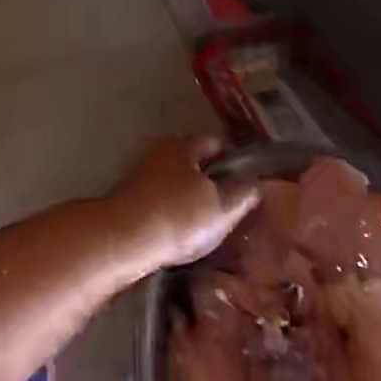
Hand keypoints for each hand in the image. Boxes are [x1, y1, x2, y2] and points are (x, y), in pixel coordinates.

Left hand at [108, 136, 260, 272]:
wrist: (126, 237)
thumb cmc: (179, 215)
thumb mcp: (222, 206)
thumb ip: (242, 192)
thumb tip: (254, 182)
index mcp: (184, 144)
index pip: (215, 142)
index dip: (235, 159)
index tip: (250, 180)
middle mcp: (160, 150)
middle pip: (193, 160)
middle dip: (212, 178)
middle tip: (232, 204)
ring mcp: (142, 172)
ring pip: (176, 179)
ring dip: (191, 195)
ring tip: (210, 221)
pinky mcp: (130, 195)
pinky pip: (161, 197)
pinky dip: (174, 208)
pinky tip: (183, 230)